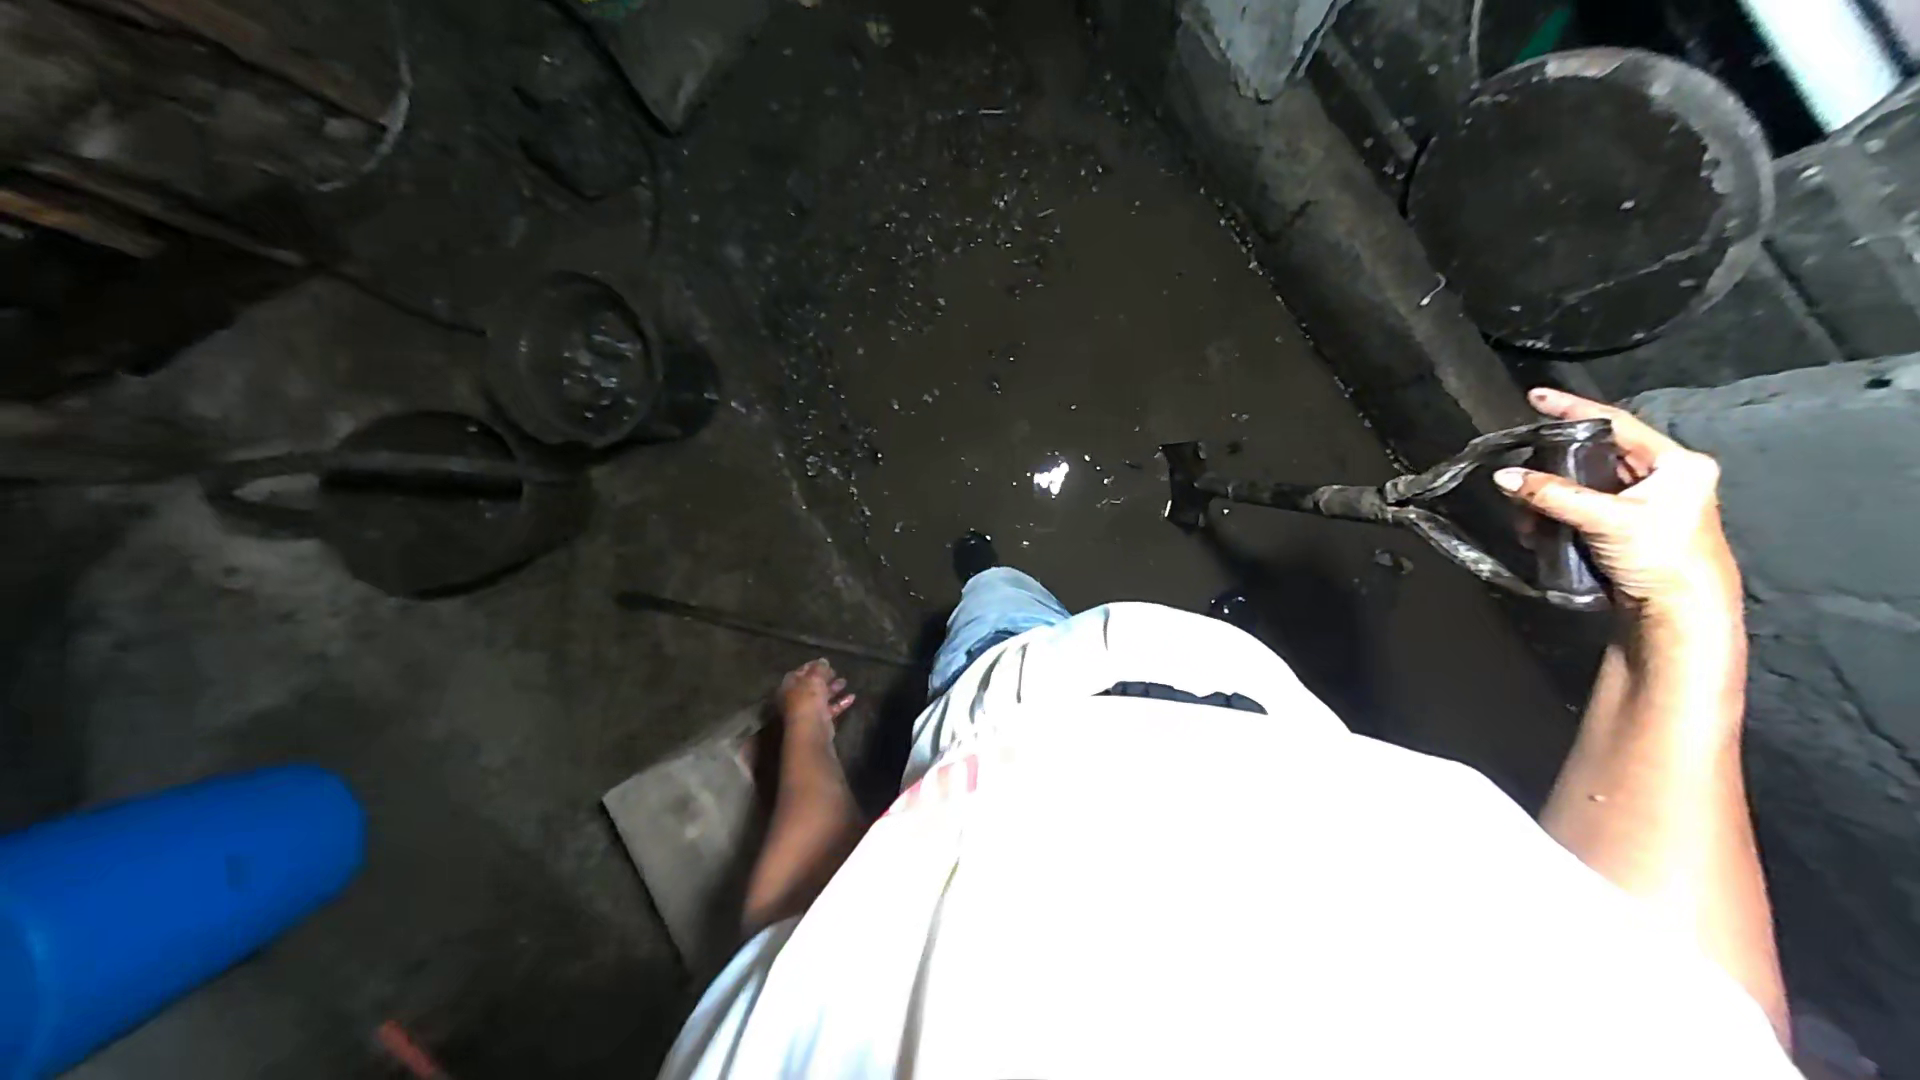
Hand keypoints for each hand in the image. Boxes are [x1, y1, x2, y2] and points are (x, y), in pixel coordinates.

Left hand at [777, 659, 856, 746]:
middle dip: (823, 678)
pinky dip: (840, 702)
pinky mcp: (820, 721)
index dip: (811, 666)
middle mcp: (796, 698)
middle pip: (810, 685)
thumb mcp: (814, 678)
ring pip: (821, 697)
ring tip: (845, 682)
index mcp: (789, 687)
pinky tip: (852, 697)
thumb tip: (823, 661)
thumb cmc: (807, 699)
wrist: (811, 729)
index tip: (825, 662)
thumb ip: (820, 668)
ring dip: (833, 689)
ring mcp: (808, 711)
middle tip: (835, 671)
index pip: (799, 673)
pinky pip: (831, 708)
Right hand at [1495, 388, 1740, 622]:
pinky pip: (1577, 506)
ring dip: (1547, 497)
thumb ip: (1553, 494)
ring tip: (1527, 515)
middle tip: (1519, 470)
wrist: (1678, 610)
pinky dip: (1553, 514)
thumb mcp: (1606, 519)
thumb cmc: (1662, 557)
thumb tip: (1504, 475)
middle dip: (1551, 466)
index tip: (1535, 396)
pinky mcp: (1623, 526)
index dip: (1573, 409)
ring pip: (1580, 483)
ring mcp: (1642, 503)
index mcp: (1676, 464)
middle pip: (1593, 455)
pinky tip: (1539, 529)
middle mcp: (1662, 477)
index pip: (1616, 424)